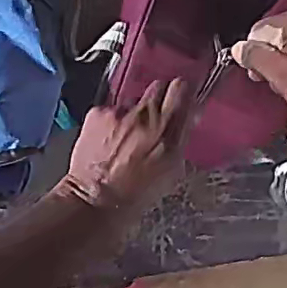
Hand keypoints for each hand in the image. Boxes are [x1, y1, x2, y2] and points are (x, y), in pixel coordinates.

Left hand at [54, 79, 193, 213]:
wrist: (95, 200)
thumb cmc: (136, 193)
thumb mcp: (171, 170)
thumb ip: (182, 137)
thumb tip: (191, 114)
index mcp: (169, 133)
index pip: (182, 90)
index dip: (182, 90)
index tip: (182, 94)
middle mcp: (146, 118)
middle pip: (158, 87)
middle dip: (159, 98)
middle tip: (153, 117)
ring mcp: (120, 113)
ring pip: (134, 100)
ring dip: (134, 112)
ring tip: (126, 136)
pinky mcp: (98, 113)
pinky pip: (112, 108)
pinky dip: (112, 120)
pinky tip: (109, 139)